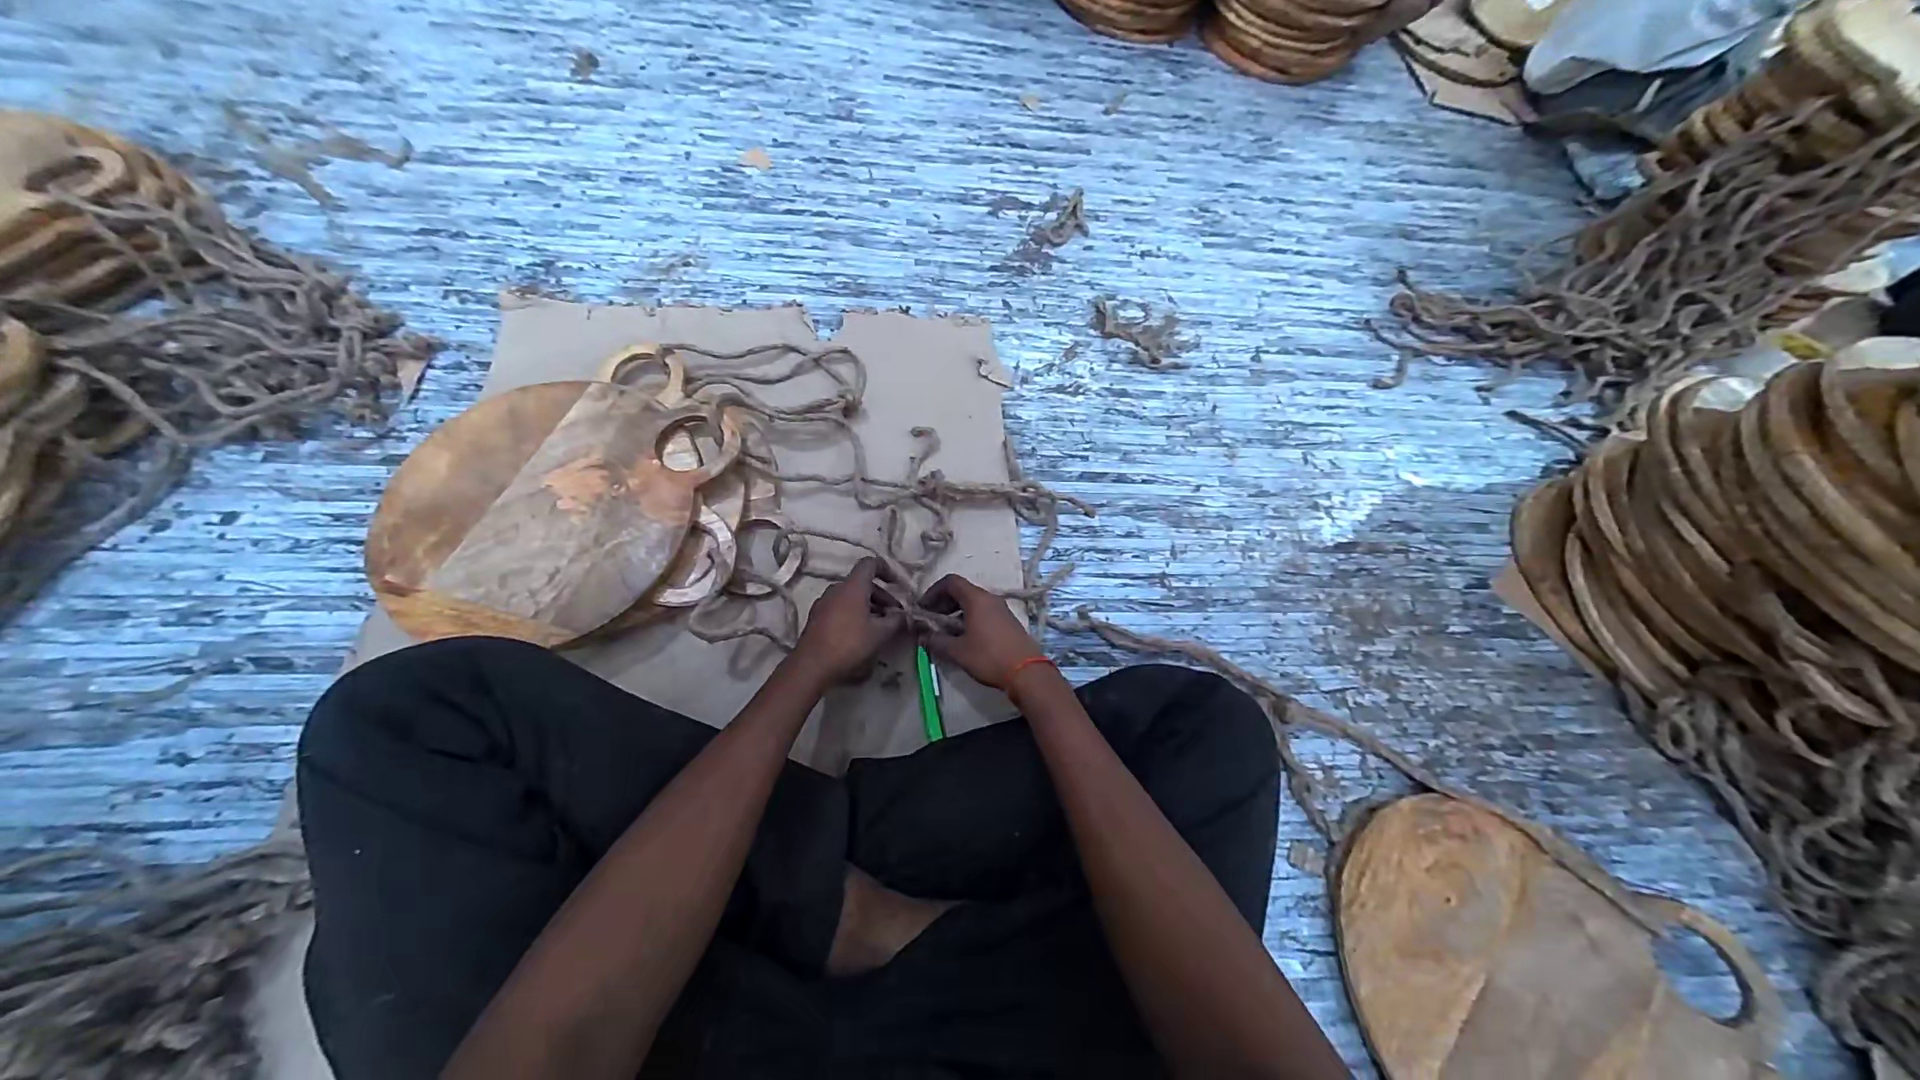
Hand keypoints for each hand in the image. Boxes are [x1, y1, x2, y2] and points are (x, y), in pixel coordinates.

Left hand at [789, 557, 904, 688]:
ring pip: (850, 597)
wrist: (811, 666)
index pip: (870, 564)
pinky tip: (861, 634)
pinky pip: (840, 608)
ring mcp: (823, 604)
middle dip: (881, 597)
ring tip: (880, 627)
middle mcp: (836, 590)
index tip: (898, 585)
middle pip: (862, 583)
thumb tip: (904, 615)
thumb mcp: (880, 634)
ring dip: (868, 607)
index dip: (886, 570)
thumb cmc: (849, 644)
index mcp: (852, 587)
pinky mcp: (816, 618)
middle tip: (894, 615)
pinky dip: (854, 614)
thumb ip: (896, 620)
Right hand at [920, 574, 1043, 689]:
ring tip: (945, 631)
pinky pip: (984, 613)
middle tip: (931, 620)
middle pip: (962, 591)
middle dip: (942, 603)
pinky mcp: (1008, 622)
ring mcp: (1002, 610)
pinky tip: (963, 638)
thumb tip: (921, 636)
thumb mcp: (957, 651)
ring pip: (973, 603)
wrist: (1027, 672)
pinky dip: (969, 618)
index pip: (950, 582)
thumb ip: (935, 640)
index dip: (932, 592)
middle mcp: (990, 599)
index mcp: (977, 599)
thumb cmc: (989, 657)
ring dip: (955, 612)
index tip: (923, 609)